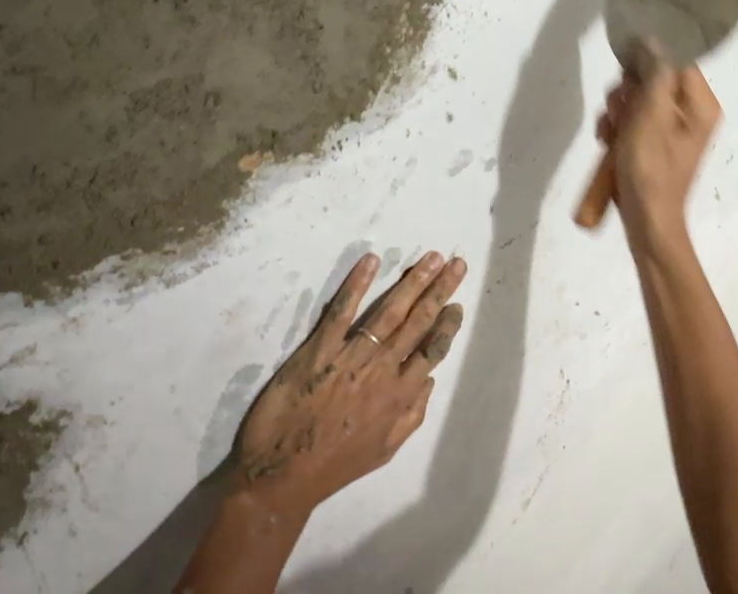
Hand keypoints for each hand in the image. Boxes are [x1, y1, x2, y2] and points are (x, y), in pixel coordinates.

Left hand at [235, 252, 467, 512]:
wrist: (281, 478)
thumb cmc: (334, 466)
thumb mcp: (385, 450)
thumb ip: (413, 414)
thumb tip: (430, 380)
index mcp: (400, 394)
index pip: (432, 350)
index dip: (447, 325)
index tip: (457, 305)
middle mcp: (382, 369)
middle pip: (418, 322)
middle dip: (440, 290)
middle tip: (457, 264)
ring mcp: (351, 356)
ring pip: (390, 311)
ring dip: (413, 282)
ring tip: (431, 258)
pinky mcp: (319, 350)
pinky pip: (342, 311)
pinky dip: (358, 284)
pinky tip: (372, 261)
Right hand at [596, 41, 722, 246]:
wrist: (646, 222)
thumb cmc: (651, 170)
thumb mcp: (652, 117)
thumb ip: (655, 75)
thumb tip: (653, 41)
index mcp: (701, 104)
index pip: (676, 60)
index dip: (647, 62)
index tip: (625, 73)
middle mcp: (692, 112)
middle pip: (654, 79)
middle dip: (628, 93)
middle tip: (616, 111)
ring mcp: (673, 129)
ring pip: (639, 99)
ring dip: (618, 111)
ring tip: (609, 133)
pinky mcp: (655, 143)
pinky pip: (634, 120)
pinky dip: (618, 128)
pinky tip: (608, 142)